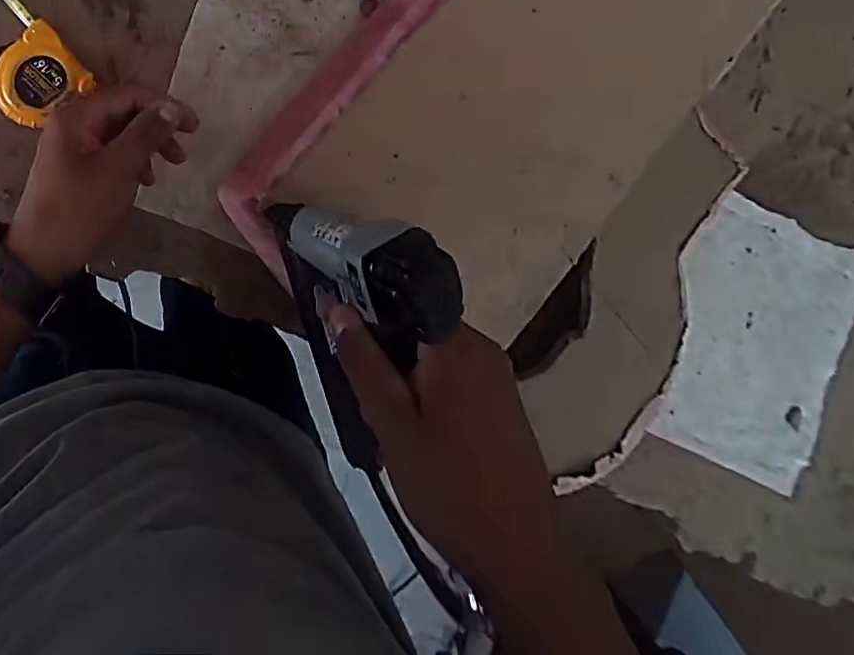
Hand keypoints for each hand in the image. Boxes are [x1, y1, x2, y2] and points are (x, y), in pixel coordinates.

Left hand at [4, 86, 198, 280]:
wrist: (41, 255)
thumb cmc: (80, 208)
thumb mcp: (119, 168)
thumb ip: (146, 133)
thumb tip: (173, 106)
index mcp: (77, 117)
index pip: (128, 95)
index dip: (164, 105)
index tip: (192, 126)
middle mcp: (73, 124)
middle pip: (125, 112)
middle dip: (158, 127)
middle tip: (184, 147)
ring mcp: (74, 146)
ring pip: (122, 133)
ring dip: (150, 144)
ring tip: (172, 164)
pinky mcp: (77, 167)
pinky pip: (113, 152)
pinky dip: (134, 160)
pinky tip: (146, 179)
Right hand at [324, 302, 637, 653]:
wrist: (519, 555)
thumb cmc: (448, 488)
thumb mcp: (392, 425)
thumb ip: (364, 362)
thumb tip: (337, 307)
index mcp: (456, 344)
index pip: (402, 299)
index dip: (364, 308)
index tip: (333, 327)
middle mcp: (482, 346)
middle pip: (418, 325)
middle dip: (384, 348)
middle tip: (358, 386)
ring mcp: (497, 373)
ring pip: (434, 352)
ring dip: (404, 371)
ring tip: (383, 412)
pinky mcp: (502, 399)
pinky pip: (454, 374)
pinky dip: (428, 388)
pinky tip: (414, 426)